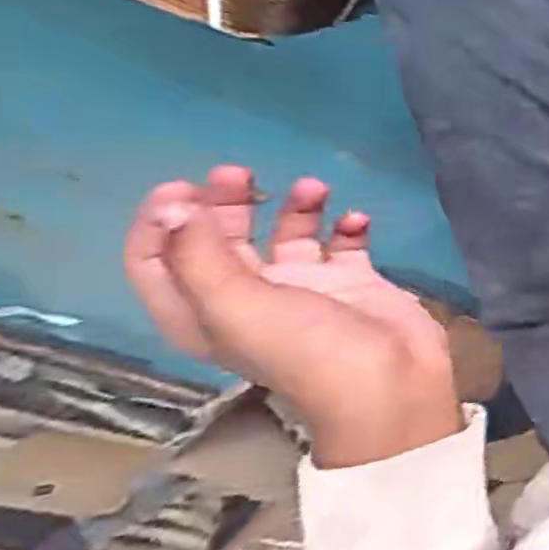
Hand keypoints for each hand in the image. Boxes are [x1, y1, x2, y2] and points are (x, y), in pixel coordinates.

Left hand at [123, 166, 460, 467]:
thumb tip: (175, 207)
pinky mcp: (355, 281)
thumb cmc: (306, 346)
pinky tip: (356, 220)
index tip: (183, 187)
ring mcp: (308, 286)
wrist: (387, 377)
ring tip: (315, 187)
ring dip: (296, 207)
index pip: (161, 261)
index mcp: (205, 310)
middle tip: (239, 172)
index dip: (162, 223)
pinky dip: (347, 226)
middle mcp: (251, 295)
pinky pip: (345, 243)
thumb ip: (200, 255)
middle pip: (225, 239)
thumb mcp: (236, 305)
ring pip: (290, 234)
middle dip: (228, 202)